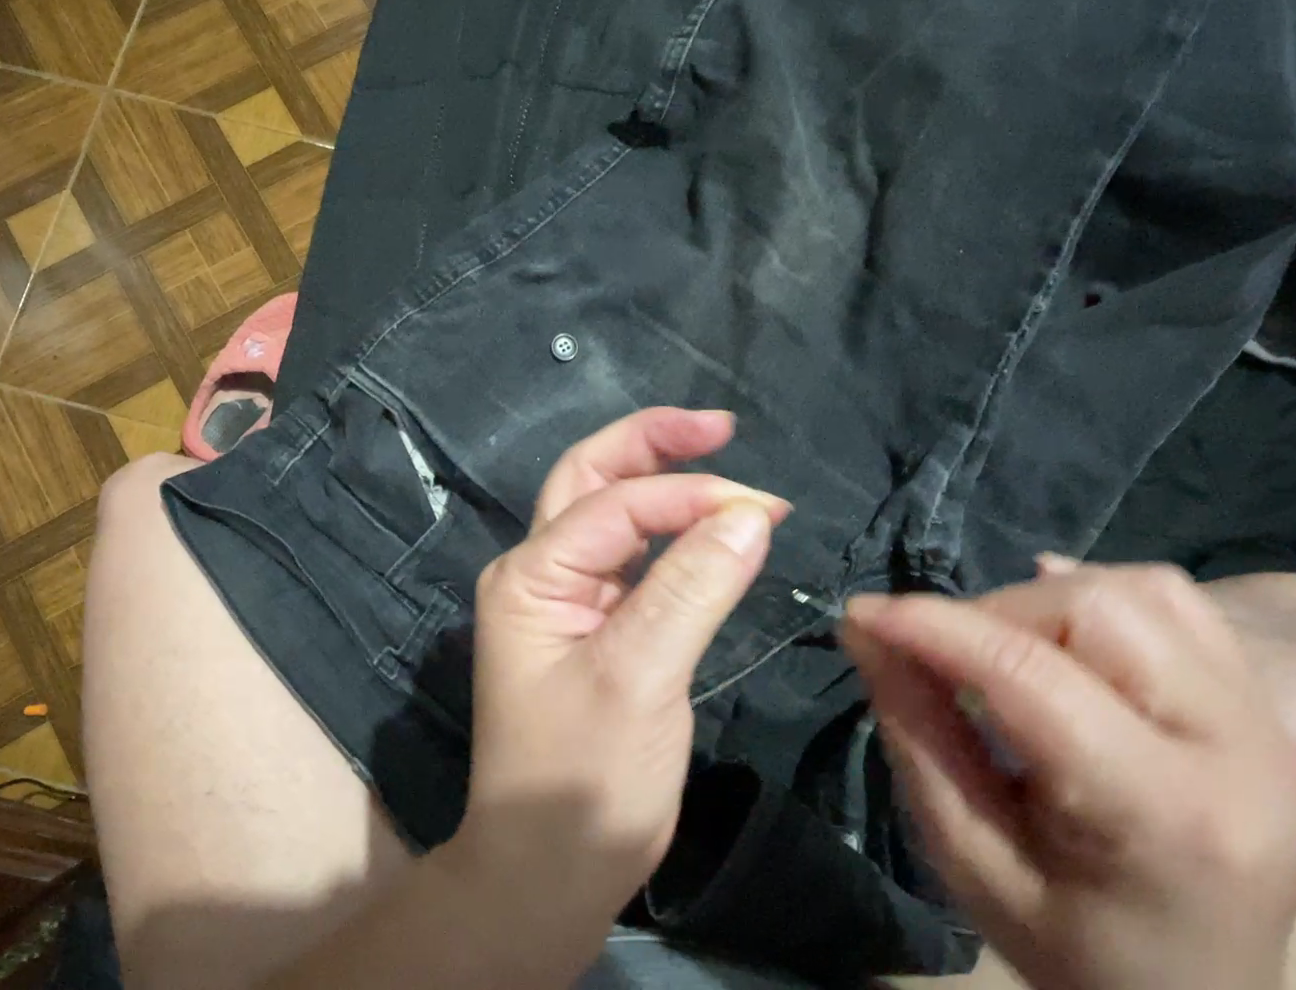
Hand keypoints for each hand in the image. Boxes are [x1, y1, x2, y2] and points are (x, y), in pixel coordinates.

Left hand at [449, 407, 787, 970]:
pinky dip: (668, 535)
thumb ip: (692, 589)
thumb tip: (750, 512)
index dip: (689, 495)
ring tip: (720, 461)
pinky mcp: (591, 630)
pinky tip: (706, 529)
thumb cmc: (583, 779)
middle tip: (720, 426)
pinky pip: (629, 562)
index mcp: (531, 576)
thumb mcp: (640, 678)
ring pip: (607, 515)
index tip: (765, 510)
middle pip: (589, 481)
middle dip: (650, 444)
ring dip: (659, 482)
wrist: (548, 869)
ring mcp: (563, 602)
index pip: (614, 505)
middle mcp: (538, 574)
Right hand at [843, 561, 1295, 989]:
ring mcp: (1277, 729)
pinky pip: (1179, 607)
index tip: (861, 613)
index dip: (935, 628)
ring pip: (1143, 590)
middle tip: (940, 658)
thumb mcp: (967, 858)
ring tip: (999, 650)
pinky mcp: (1274, 713)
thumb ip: (917, 735)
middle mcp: (1247, 754)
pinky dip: (1096, 600)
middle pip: (1100, 608)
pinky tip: (1056, 635)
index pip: (1033, 675)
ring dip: (1044, 603)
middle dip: (993, 614)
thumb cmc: (1066, 945)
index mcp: (1166, 815)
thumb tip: (864, 630)